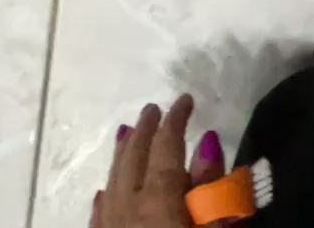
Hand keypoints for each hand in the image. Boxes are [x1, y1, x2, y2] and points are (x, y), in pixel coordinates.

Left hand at [92, 95, 225, 227]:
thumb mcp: (215, 223)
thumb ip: (212, 183)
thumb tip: (207, 139)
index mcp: (159, 197)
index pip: (166, 145)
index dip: (176, 118)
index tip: (185, 98)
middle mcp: (128, 205)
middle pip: (134, 158)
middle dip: (144, 130)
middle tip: (152, 108)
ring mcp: (110, 226)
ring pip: (113, 179)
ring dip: (122, 153)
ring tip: (127, 133)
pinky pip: (98, 212)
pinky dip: (105, 194)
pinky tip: (105, 189)